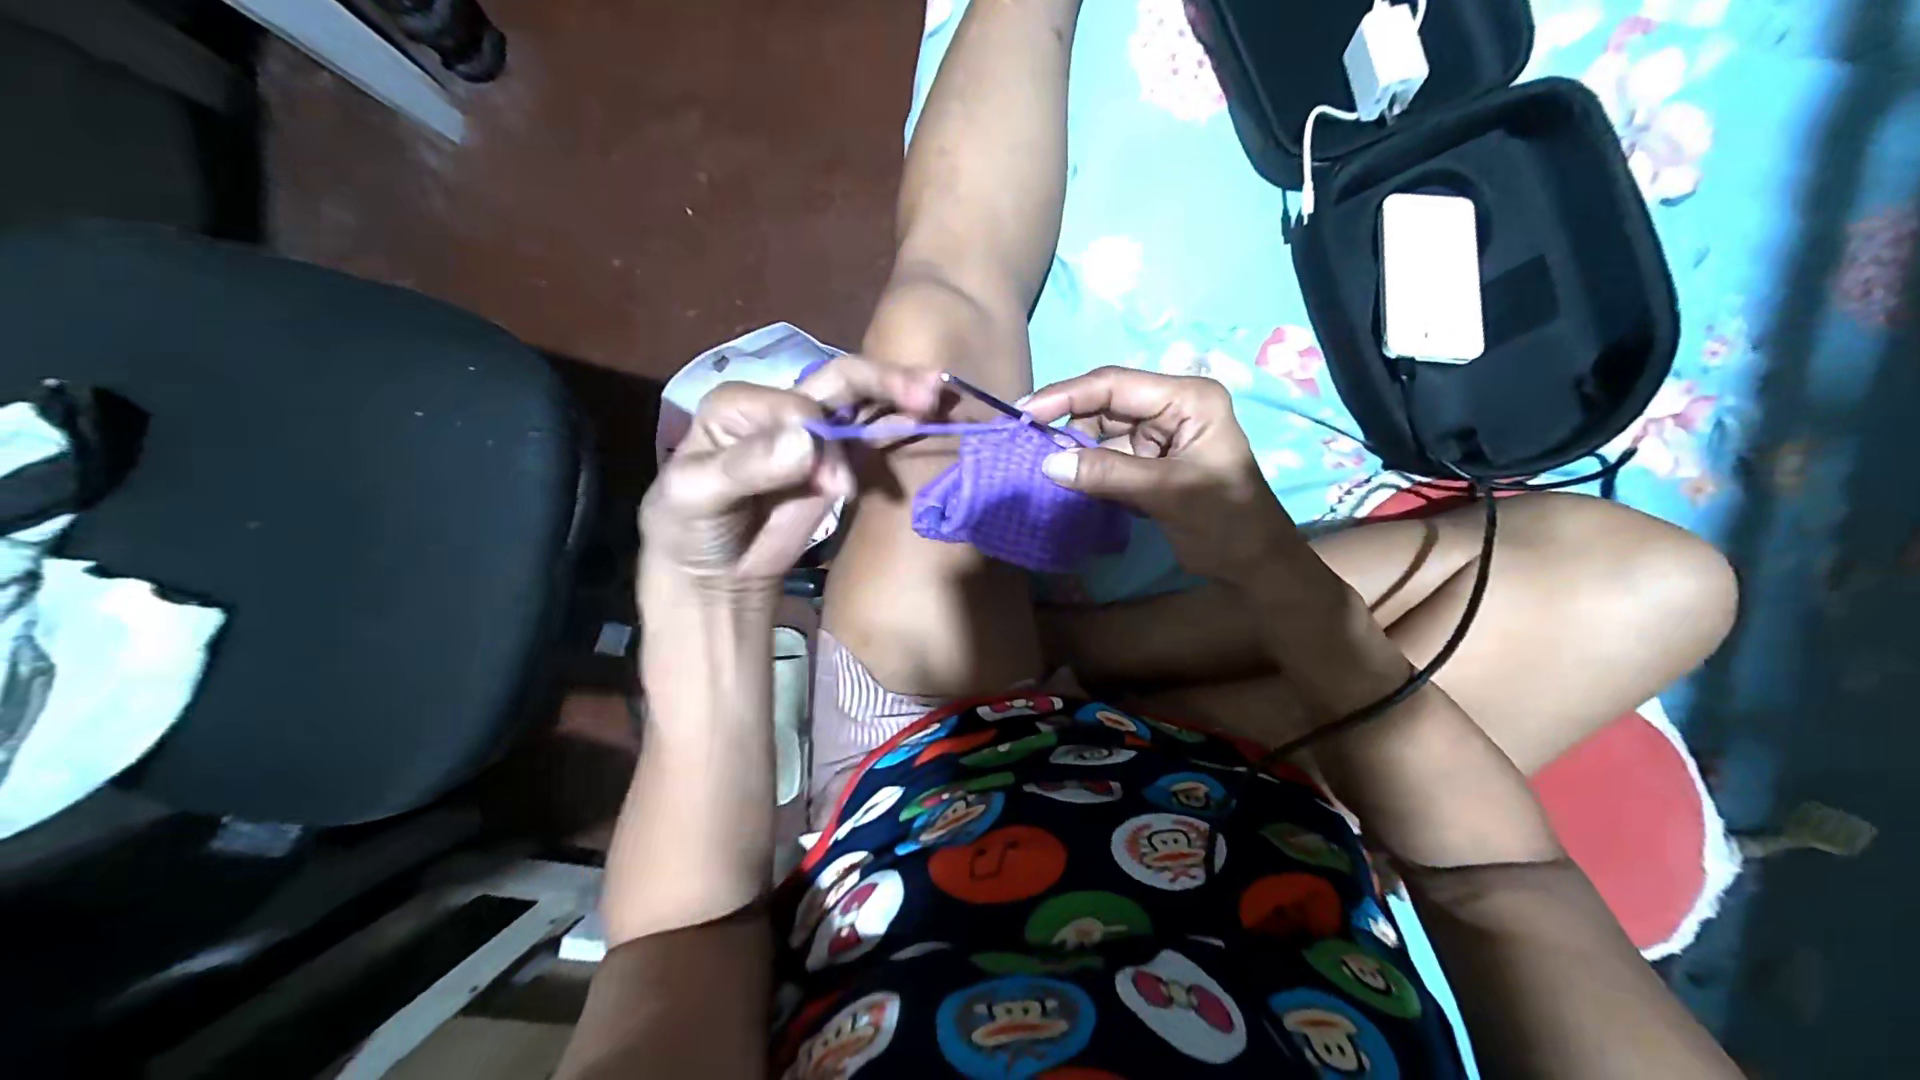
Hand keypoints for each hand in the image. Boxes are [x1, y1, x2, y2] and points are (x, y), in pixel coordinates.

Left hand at [640, 356, 940, 606]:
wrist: (714, 572)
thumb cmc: (690, 526)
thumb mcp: (697, 494)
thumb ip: (748, 466)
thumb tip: (810, 441)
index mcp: (740, 404)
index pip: (796, 406)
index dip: (821, 440)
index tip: (830, 487)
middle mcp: (780, 409)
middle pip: (837, 382)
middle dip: (882, 381)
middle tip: (926, 390)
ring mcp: (813, 436)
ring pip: (860, 404)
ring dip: (898, 397)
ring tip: (935, 397)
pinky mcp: (836, 464)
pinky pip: (869, 439)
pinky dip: (896, 427)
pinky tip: (923, 420)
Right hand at [1021, 367, 1314, 586]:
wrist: (1253, 562)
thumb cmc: (1226, 520)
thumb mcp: (1169, 492)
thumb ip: (1109, 474)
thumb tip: (1048, 464)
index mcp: (1187, 398)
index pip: (1115, 384)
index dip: (1066, 395)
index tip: (1025, 412)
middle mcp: (1170, 407)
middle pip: (1103, 403)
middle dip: (1065, 420)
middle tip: (1024, 438)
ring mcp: (1157, 434)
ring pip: (1099, 430)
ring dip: (1071, 447)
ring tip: (1038, 462)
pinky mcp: (1146, 461)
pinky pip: (1104, 456)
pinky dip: (1083, 467)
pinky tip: (1061, 477)